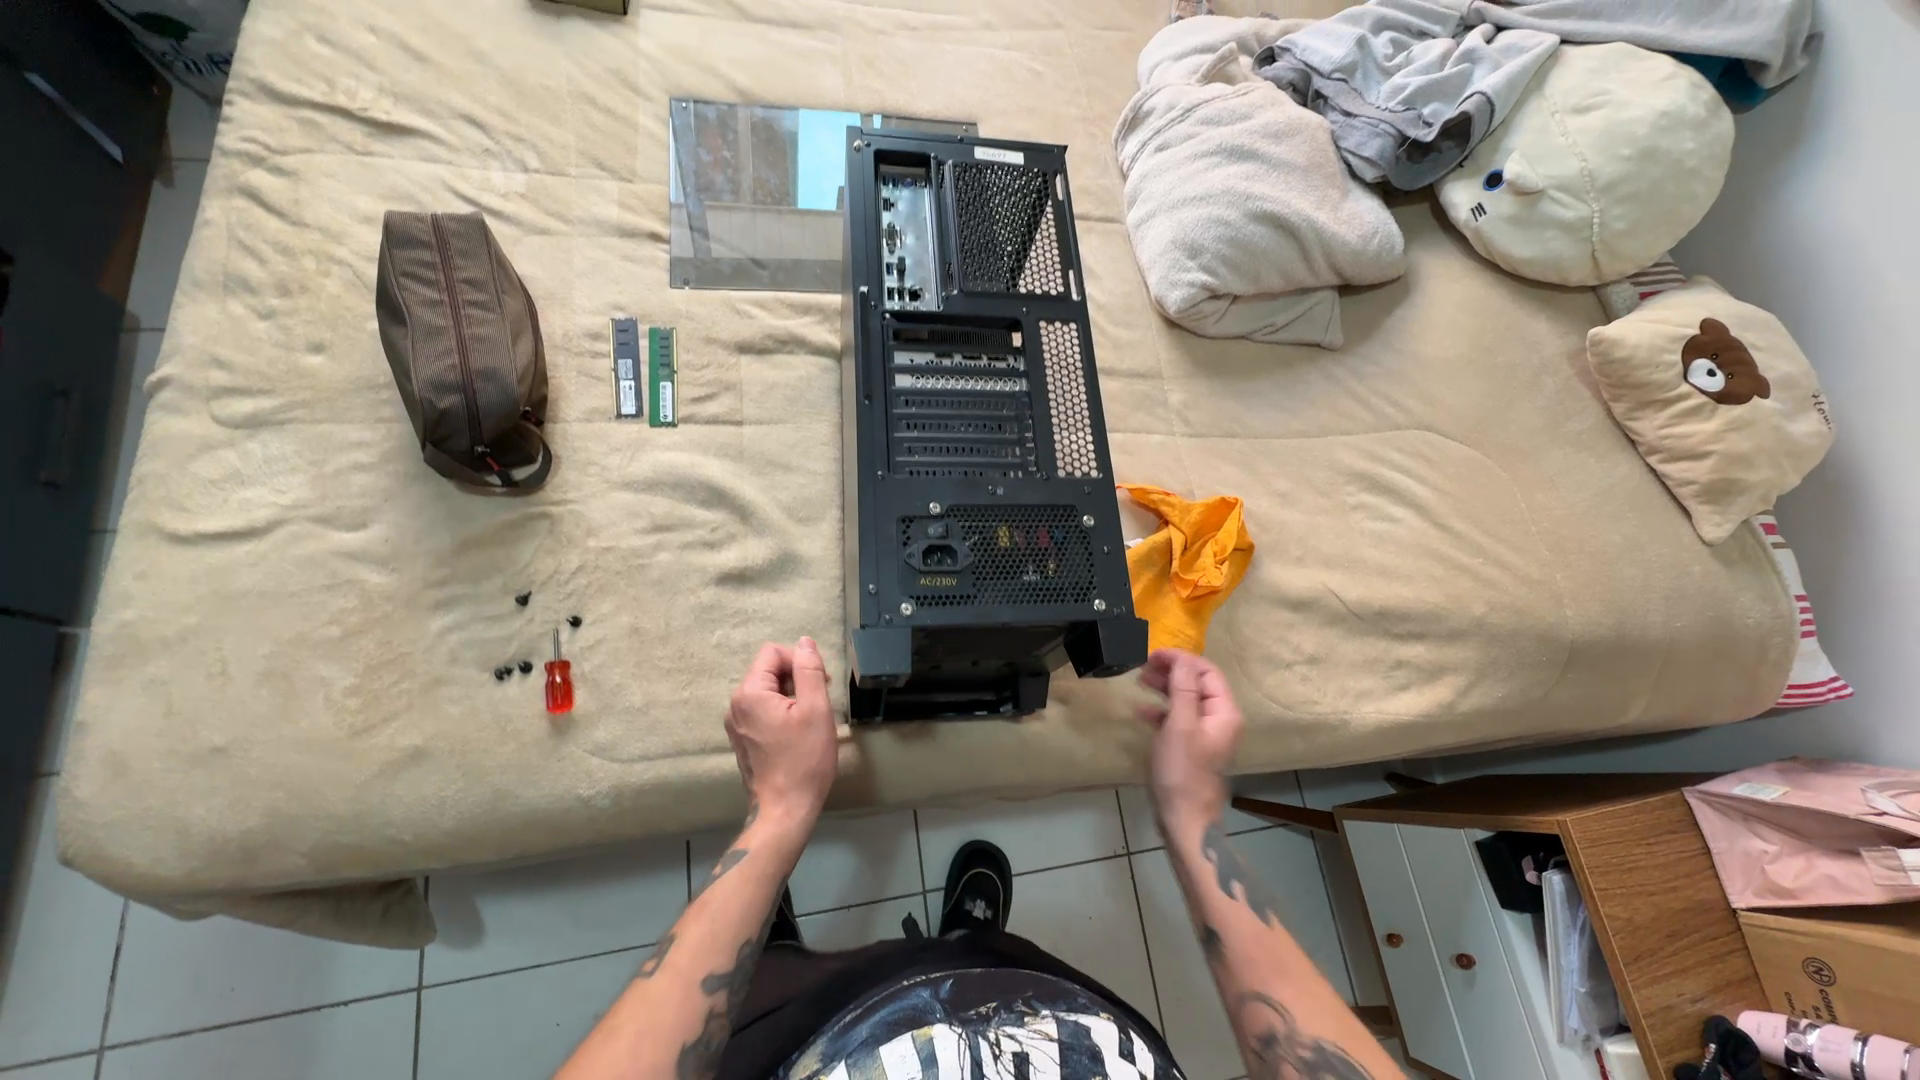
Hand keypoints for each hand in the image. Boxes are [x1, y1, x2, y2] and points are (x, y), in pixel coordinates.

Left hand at [725, 637, 839, 829]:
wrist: (785, 810)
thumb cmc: (804, 760)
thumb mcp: (815, 709)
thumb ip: (810, 670)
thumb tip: (805, 642)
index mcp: (749, 693)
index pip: (772, 652)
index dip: (800, 660)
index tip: (820, 684)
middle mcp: (735, 704)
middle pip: (768, 670)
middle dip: (796, 678)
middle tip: (818, 703)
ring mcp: (736, 723)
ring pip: (767, 690)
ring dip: (791, 696)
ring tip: (809, 720)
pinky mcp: (742, 738)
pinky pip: (762, 709)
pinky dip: (781, 711)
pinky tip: (796, 733)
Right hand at [1139, 648, 1243, 831]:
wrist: (1184, 819)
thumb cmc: (1182, 771)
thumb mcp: (1180, 724)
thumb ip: (1183, 688)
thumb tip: (1182, 659)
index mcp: (1225, 712)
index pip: (1207, 672)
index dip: (1182, 659)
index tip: (1153, 654)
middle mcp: (1220, 720)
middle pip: (1198, 684)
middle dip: (1172, 672)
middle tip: (1143, 666)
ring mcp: (1206, 735)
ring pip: (1187, 700)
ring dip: (1165, 688)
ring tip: (1140, 681)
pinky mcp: (1191, 748)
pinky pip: (1178, 719)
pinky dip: (1161, 710)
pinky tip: (1142, 710)